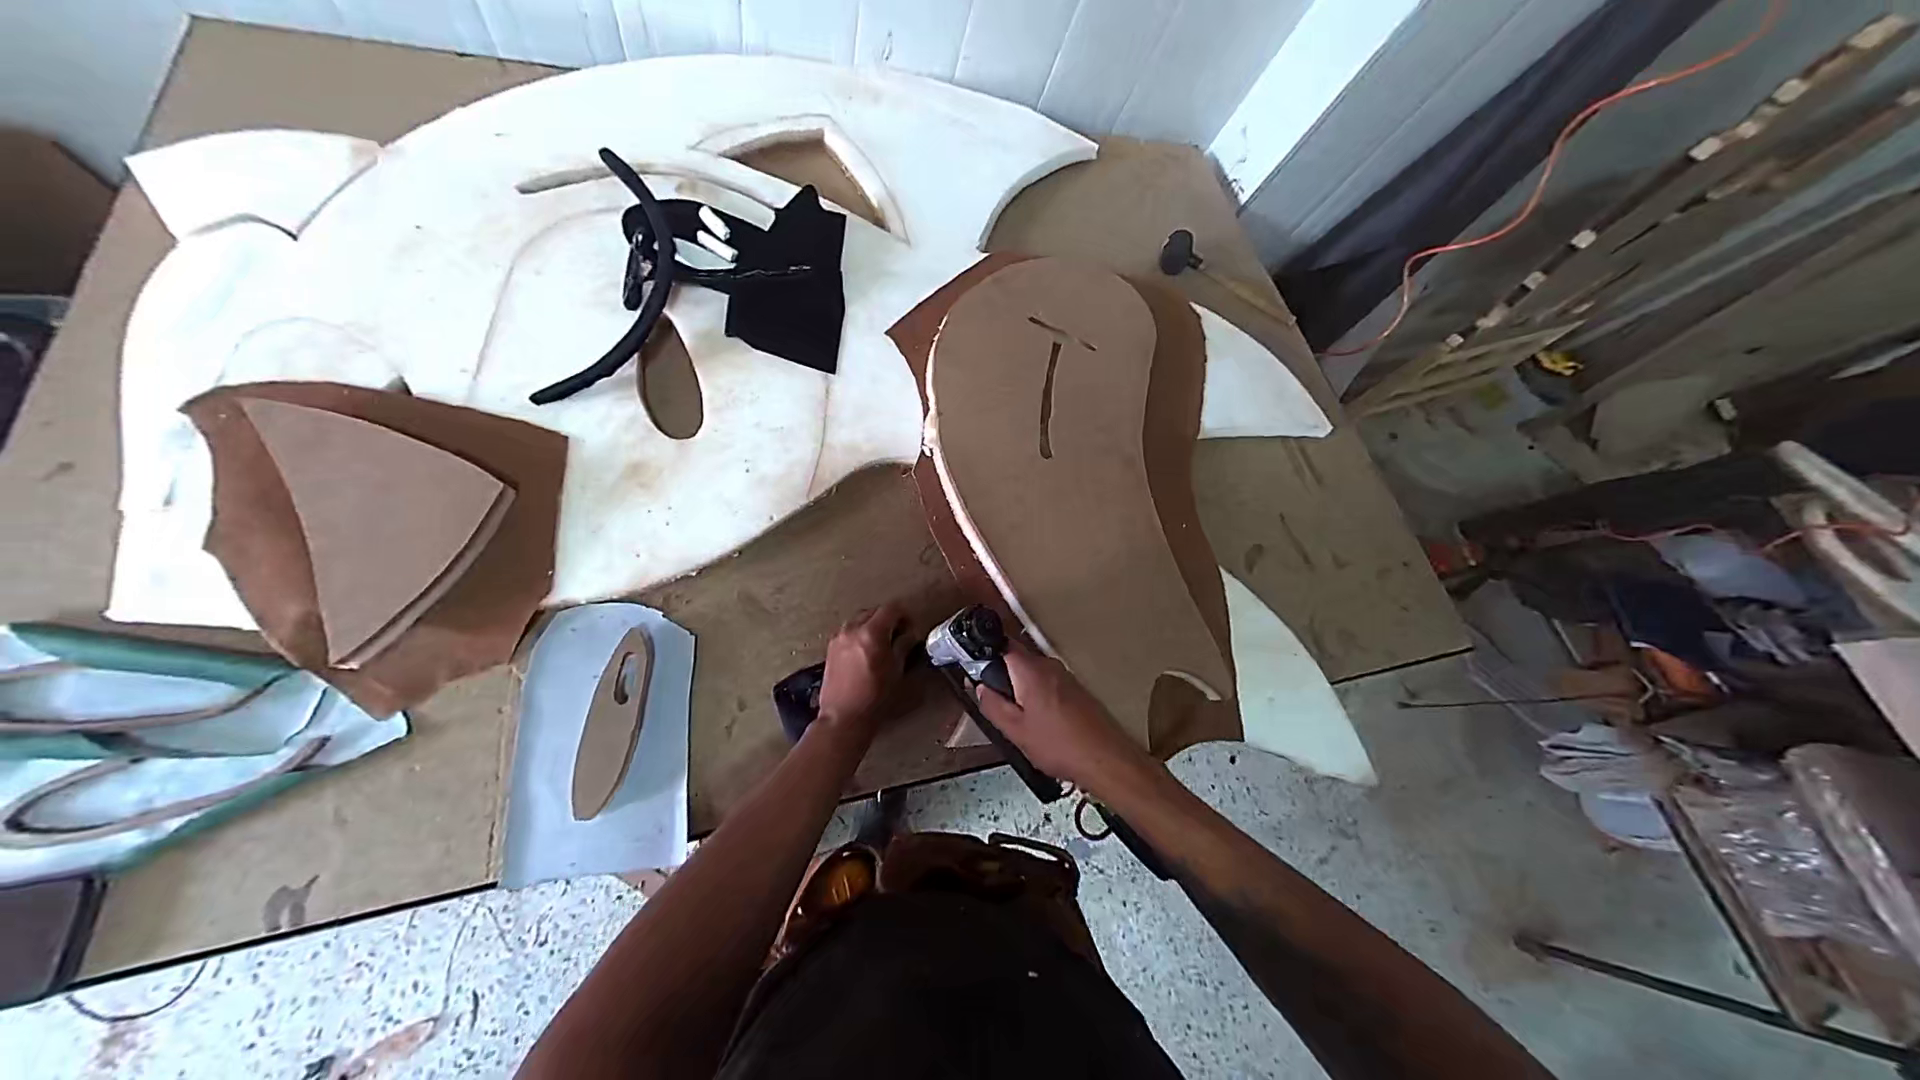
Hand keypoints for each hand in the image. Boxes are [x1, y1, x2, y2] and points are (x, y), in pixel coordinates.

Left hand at [816, 602, 912, 732]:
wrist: (844, 716)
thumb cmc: (875, 696)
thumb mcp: (896, 670)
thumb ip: (903, 646)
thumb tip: (909, 635)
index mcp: (871, 633)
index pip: (891, 609)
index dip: (904, 615)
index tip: (910, 626)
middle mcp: (852, 629)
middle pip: (874, 611)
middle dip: (888, 618)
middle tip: (899, 634)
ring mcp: (839, 638)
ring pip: (860, 619)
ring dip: (873, 625)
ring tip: (882, 642)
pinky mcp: (831, 648)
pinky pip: (849, 631)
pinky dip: (860, 633)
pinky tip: (866, 650)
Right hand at [972, 643, 1159, 797]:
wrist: (1104, 759)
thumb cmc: (1065, 746)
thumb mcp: (1015, 731)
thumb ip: (993, 705)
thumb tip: (982, 690)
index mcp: (1031, 671)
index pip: (1003, 643)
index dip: (986, 652)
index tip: (976, 665)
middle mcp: (1050, 667)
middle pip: (1018, 660)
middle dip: (1004, 677)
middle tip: (996, 701)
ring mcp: (1066, 678)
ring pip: (1033, 675)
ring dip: (1022, 690)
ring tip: (1022, 720)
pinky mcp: (1076, 690)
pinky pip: (1049, 685)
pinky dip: (1039, 699)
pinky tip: (1041, 724)